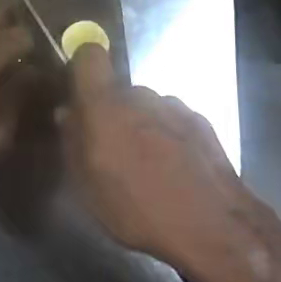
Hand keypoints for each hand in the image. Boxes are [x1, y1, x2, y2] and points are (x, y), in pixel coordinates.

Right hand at [60, 46, 261, 270]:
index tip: (80, 95)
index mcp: (106, 105)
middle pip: (119, 90)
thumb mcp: (89, 187)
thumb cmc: (138, 208)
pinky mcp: (201, 122)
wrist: (213, 225)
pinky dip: (169, 139)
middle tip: (112, 151)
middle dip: (112, 113)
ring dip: (142, 127)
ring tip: (148, 168)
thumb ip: (74, 143)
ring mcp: (175, 106)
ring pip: (147, 108)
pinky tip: (175, 172)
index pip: (90, 56)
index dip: (82, 67)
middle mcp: (141, 96)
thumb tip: (68, 113)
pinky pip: (172, 122)